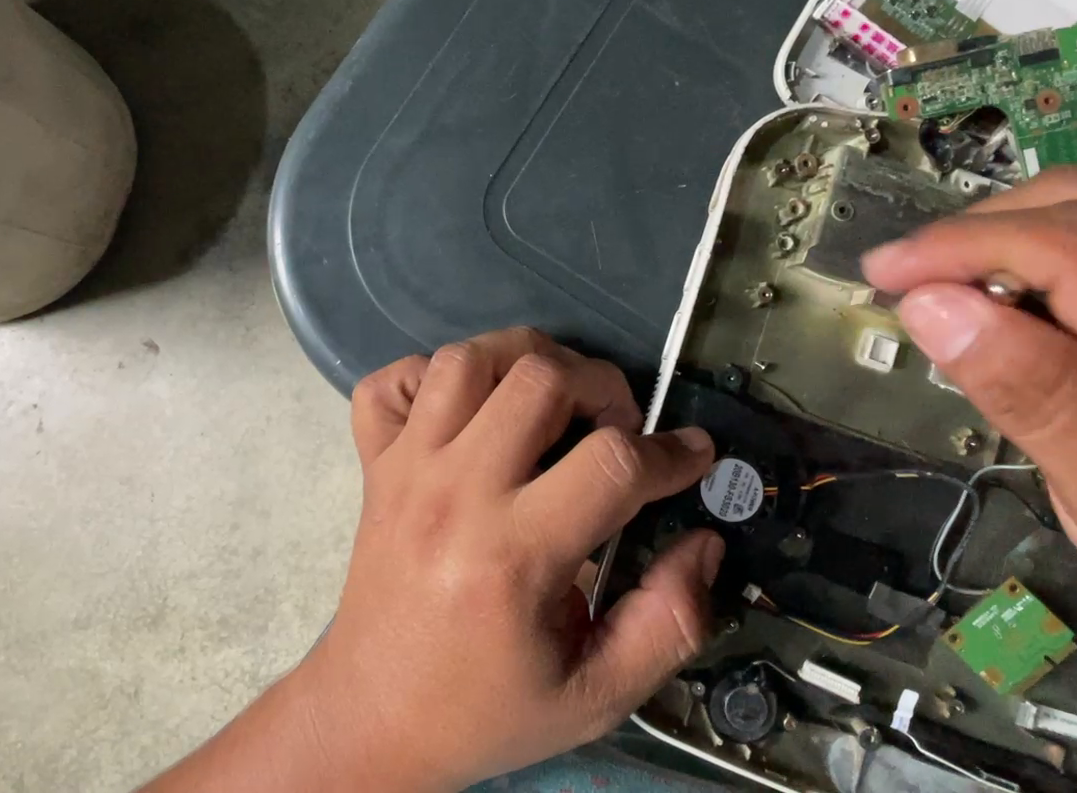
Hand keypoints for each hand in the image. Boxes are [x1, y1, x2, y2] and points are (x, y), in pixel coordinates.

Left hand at [290, 328, 722, 790]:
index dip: (671, 451)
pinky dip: (430, 376)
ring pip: (465, 359)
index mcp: (514, 555)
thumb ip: (668, 623)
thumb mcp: (595, 696)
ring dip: (521, 361)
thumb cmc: (486, 709)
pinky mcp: (372, 463)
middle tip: (617, 427)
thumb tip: (705, 541)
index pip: (611, 463)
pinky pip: (391, 381)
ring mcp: (404, 468)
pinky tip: (466, 410)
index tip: (693, 455)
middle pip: (537, 378)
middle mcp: (454, 492)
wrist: (372, 717)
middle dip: (600, 385)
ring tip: (550, 401)